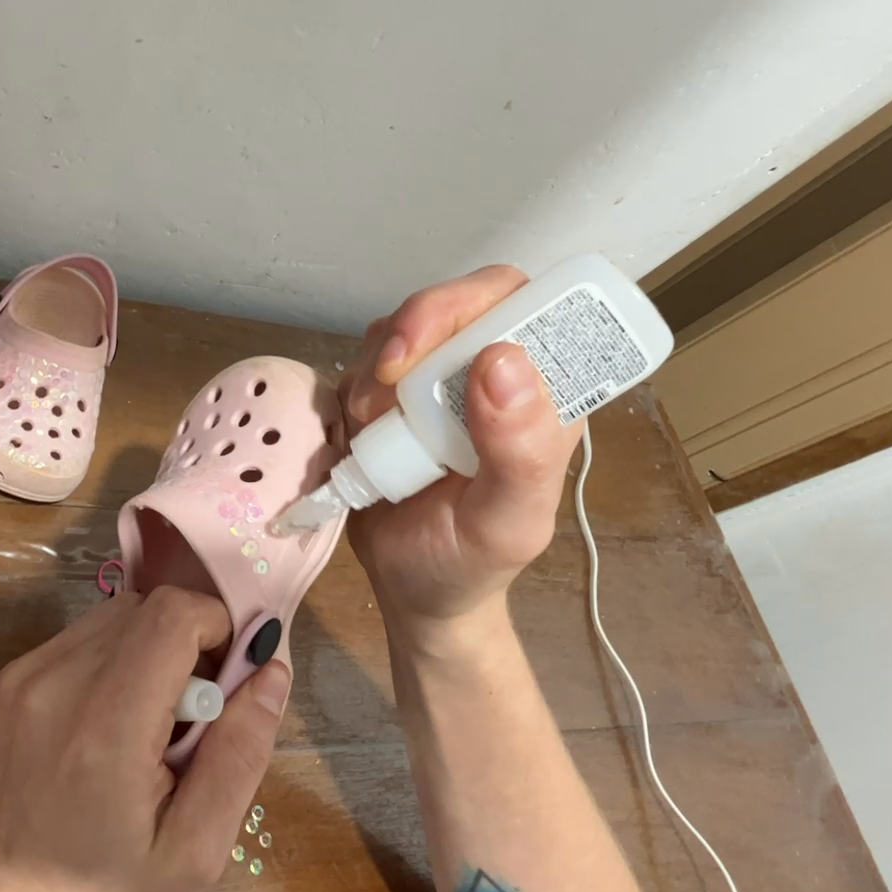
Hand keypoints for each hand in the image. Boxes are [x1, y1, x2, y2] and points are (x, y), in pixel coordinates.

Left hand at [0, 587, 291, 891]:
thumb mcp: (198, 849)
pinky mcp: (17, 672)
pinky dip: (122, 656)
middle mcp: (58, 682)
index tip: (228, 684)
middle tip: (195, 715)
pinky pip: (91, 632)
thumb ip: (240, 752)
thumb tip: (272, 670)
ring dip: (155, 648)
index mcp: (105, 726)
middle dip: (190, 644)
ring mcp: (29, 672)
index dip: (217, 630)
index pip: (172, 615)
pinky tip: (120, 715)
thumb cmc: (112, 887)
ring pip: (121, 613)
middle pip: (149, 607)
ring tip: (155, 720)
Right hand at [340, 266, 583, 630]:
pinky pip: (361, 361)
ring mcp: (433, 384)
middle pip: (458, 303)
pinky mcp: (386, 397)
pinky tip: (356, 427)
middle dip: (415, 328)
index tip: (437, 344)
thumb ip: (520, 452)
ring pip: (401, 329)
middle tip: (384, 381)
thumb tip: (501, 359)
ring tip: (369, 424)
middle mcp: (487, 377)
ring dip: (376, 366)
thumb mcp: (508, 524)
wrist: (411, 589)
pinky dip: (351, 385)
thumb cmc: (469, 563)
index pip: (523, 305)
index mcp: (539, 394)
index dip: (480, 301)